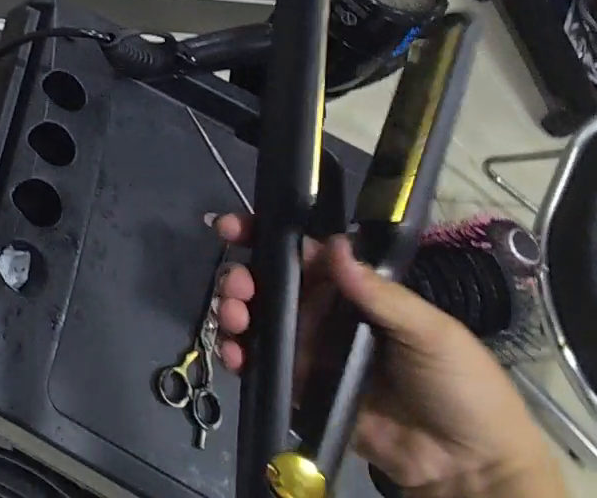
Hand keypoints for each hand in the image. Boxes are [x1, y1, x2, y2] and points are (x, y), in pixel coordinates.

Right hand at [212, 215, 563, 497]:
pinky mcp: (292, 382)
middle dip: (237, 277)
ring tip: (234, 320)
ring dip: (229, 310)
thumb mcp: (434, 335)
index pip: (298, 252)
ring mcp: (302, 348)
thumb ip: (382, 293)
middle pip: (262, 282)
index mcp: (348, 292)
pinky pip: (251, 359)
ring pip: (248, 316)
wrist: (468, 468)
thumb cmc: (462, 389)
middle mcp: (318, 313)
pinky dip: (234, 352)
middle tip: (236, 289)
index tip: (231, 227)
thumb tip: (335, 244)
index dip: (260, 234)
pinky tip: (236, 355)